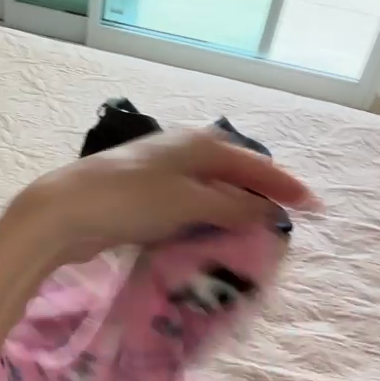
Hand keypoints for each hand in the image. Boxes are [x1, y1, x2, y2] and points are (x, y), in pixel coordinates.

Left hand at [4, 128, 314, 265]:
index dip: (286, 187)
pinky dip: (204, 221)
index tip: (315, 208)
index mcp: (201, 143)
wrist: (64, 211)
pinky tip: (208, 237)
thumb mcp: (189, 202)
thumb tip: (270, 210)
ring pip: (209, 192)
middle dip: (260, 197)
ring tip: (252, 235)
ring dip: (231, 212)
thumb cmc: (129, 199)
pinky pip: (187, 208)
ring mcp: (161, 174)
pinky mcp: (143, 198)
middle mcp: (183, 151)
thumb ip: (232, 205)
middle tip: (283, 225)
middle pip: (234, 174)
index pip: (255, 165)